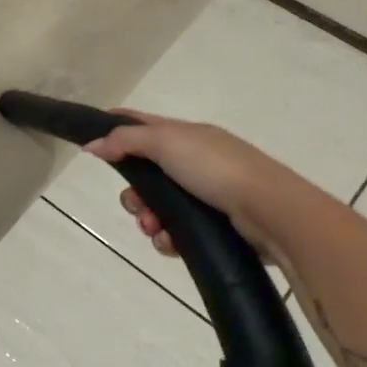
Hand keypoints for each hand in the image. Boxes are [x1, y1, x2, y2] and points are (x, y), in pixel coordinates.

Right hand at [83, 111, 292, 256]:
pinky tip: (169, 242)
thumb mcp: (164, 142)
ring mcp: (209, 195)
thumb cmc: (217, 168)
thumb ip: (123, 140)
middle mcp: (196, 162)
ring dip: (148, 218)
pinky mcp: (219, 225)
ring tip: (153, 229)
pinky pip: (180, 230)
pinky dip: (168, 237)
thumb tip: (92, 145)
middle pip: (145, 174)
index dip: (114, 127)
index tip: (91, 142)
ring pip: (160, 206)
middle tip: (135, 207)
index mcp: (186, 136)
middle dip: (133, 193)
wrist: (275, 213)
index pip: (141, 123)